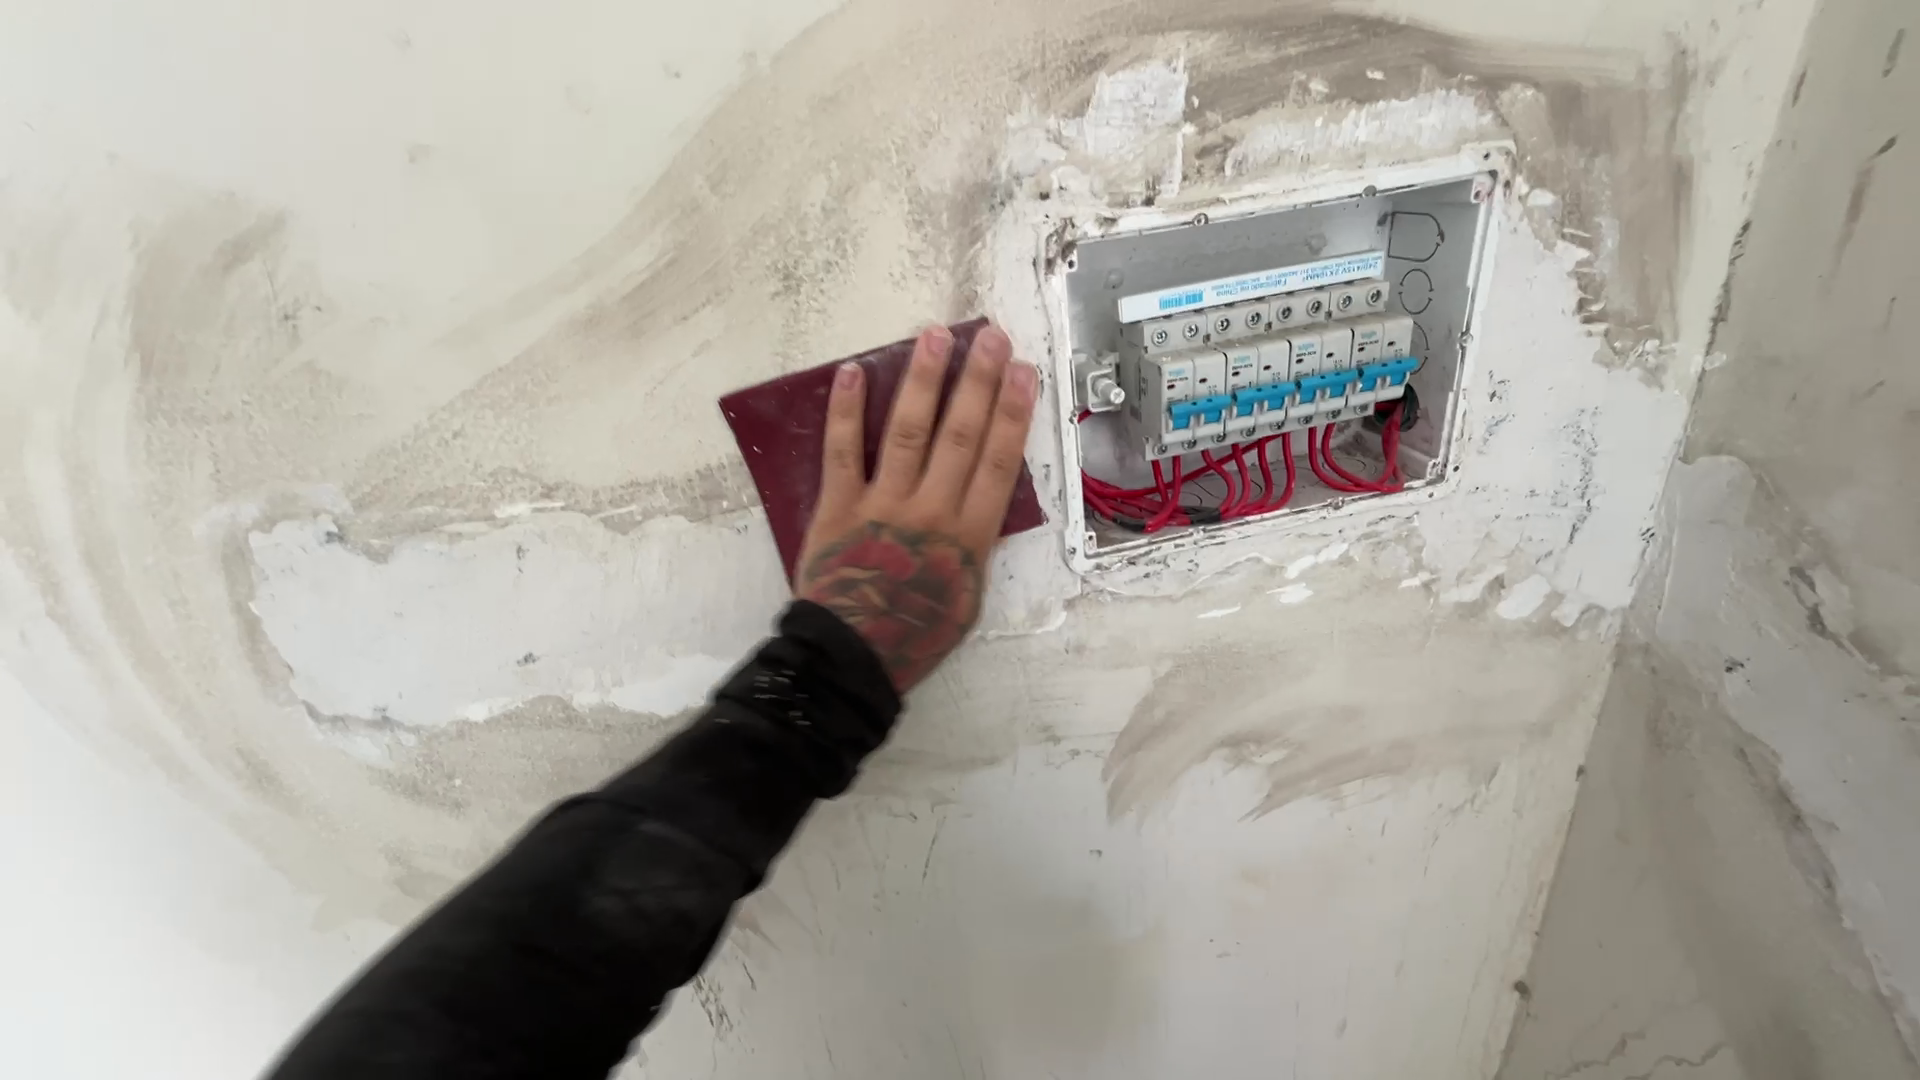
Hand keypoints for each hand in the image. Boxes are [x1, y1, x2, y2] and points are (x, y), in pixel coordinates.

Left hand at [795, 323, 1037, 692]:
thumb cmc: (916, 635)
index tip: (1024, 373)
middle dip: (979, 383)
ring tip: (936, 336)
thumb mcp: (969, 597)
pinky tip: (855, 371)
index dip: (1013, 413)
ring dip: (924, 380)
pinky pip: (843, 451)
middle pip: (960, 435)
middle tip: (992, 337)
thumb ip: (975, 545)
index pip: (998, 462)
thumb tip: (980, 504)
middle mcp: (932, 510)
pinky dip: (847, 411)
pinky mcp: (838, 505)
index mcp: (969, 536)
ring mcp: (883, 504)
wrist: (853, 658)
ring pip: (909, 431)